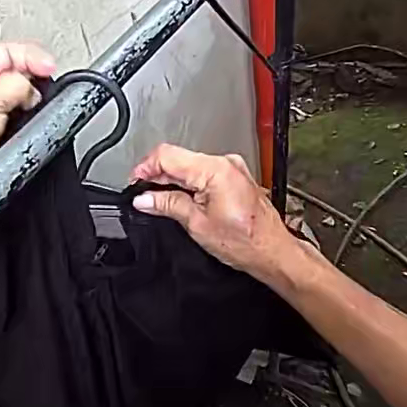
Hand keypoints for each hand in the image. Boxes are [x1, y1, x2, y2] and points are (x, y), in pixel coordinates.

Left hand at [0, 42, 58, 197]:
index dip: (32, 57)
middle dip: (31, 82)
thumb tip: (33, 89)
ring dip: (28, 105)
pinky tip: (22, 127)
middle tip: (41, 91)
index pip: (8, 51)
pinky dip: (25, 123)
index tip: (49, 68)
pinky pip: (17, 121)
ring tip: (29, 111)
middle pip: (15, 74)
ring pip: (18, 99)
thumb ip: (17, 83)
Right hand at [129, 144, 306, 281]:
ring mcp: (232, 168)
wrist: (272, 252)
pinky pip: (204, 172)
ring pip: (190, 164)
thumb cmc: (246, 242)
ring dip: (173, 179)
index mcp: (215, 170)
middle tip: (142, 194)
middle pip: (179, 157)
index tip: (134, 183)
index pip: (167, 155)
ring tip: (160, 199)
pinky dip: (189, 182)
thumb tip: (144, 198)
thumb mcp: (197, 224)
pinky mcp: (235, 177)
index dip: (145, 168)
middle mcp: (226, 163)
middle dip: (157, 174)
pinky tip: (182, 198)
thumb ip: (167, 204)